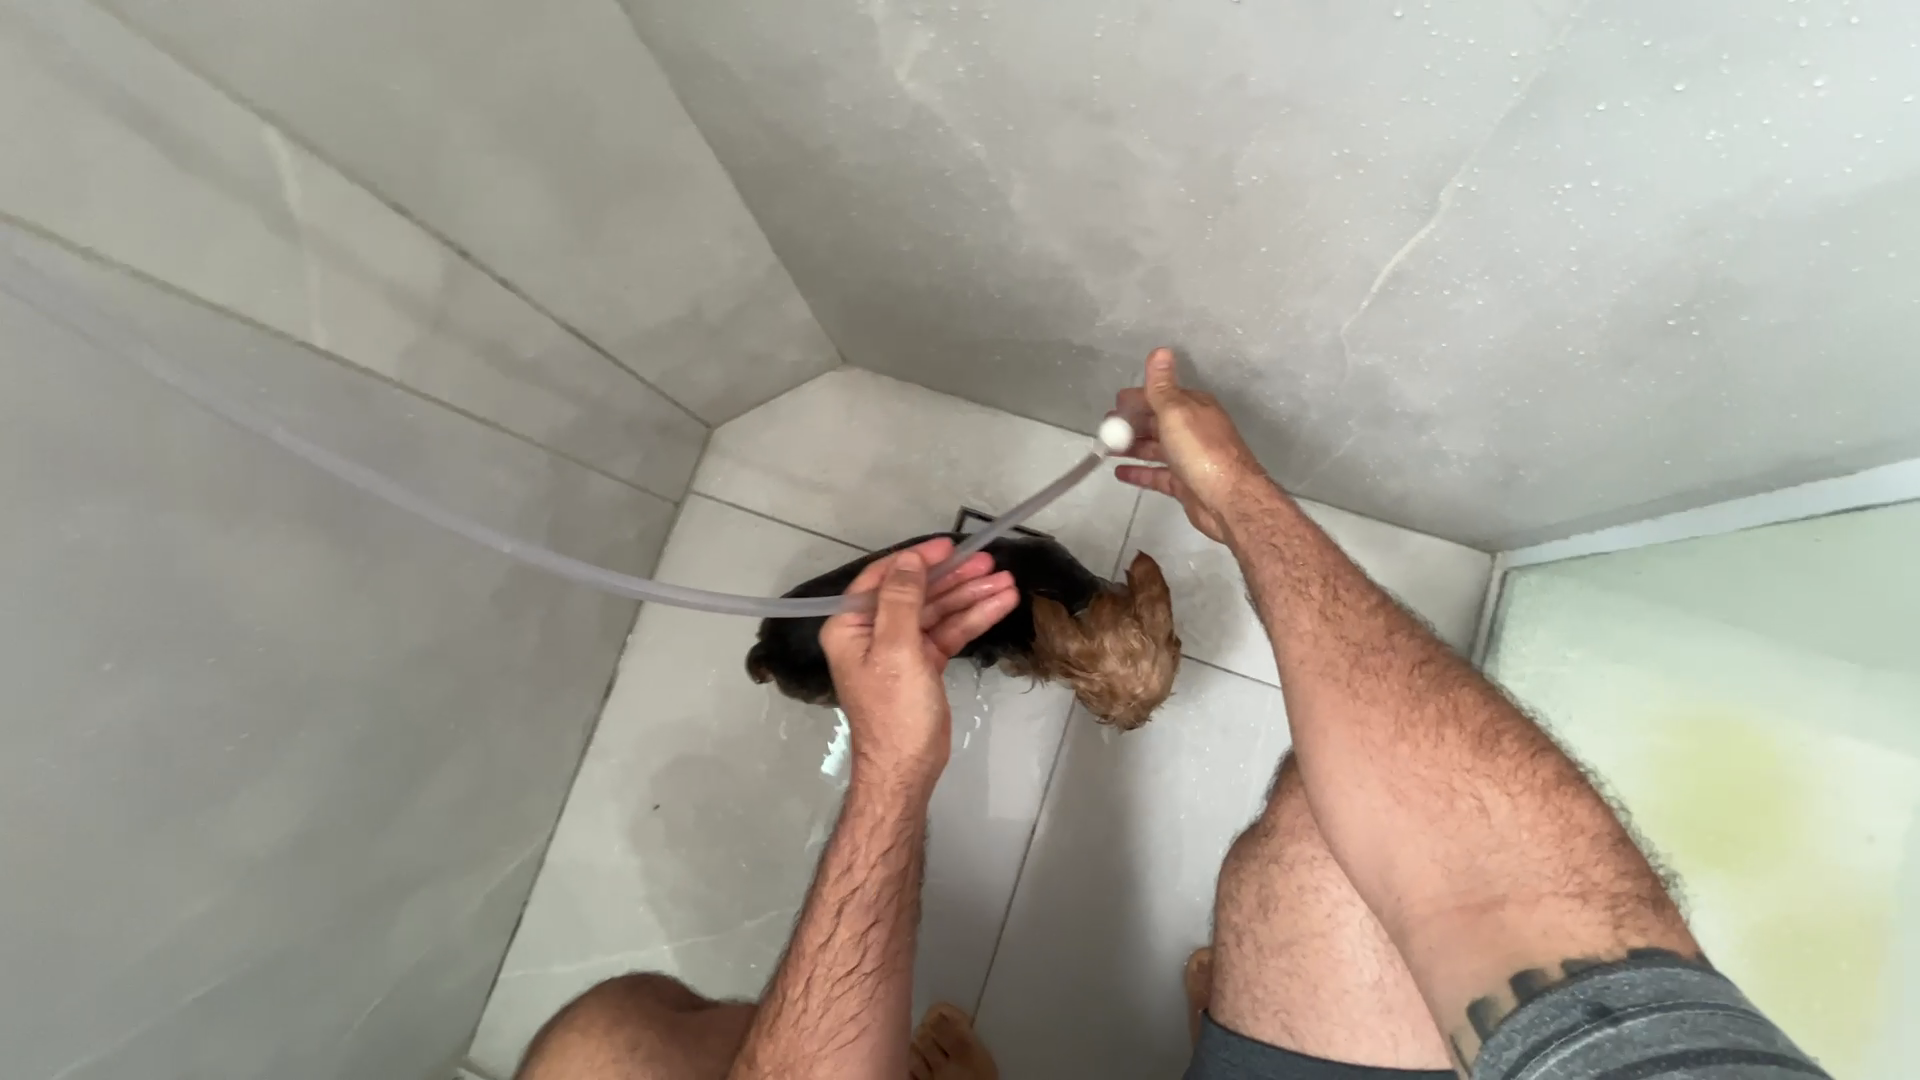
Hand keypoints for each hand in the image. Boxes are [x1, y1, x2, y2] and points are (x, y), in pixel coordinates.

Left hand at [820, 538, 1017, 787]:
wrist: (906, 769)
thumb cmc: (894, 709)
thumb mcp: (896, 649)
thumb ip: (901, 600)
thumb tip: (909, 559)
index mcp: (851, 625)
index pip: (884, 579)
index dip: (917, 560)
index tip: (949, 546)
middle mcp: (873, 632)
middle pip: (917, 593)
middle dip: (954, 578)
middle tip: (989, 562)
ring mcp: (900, 648)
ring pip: (938, 611)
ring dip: (971, 596)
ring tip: (1007, 581)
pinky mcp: (924, 663)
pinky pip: (949, 632)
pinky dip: (973, 619)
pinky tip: (1000, 604)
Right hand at [1114, 347, 1266, 543]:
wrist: (1228, 499)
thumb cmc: (1201, 451)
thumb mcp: (1177, 411)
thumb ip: (1162, 385)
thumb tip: (1160, 350)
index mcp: (1194, 408)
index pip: (1161, 397)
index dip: (1137, 399)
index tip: (1114, 405)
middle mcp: (1192, 430)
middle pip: (1156, 423)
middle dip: (1131, 424)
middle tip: (1105, 429)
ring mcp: (1189, 459)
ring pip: (1155, 448)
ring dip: (1132, 447)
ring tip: (1106, 449)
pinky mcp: (1184, 484)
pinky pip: (1156, 474)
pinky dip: (1139, 472)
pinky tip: (1120, 472)